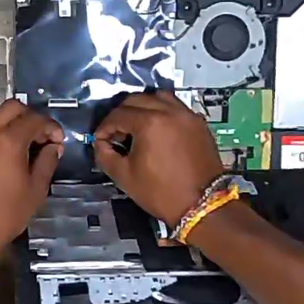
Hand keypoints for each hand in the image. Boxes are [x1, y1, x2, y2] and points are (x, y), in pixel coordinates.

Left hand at [0, 100, 64, 258]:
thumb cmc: (4, 216)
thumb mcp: (35, 190)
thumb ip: (47, 162)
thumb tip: (53, 147)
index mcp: (7, 142)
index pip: (34, 120)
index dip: (50, 127)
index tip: (57, 139)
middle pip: (12, 108)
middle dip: (30, 117)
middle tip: (41, 136)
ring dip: (10, 122)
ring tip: (22, 143)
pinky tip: (2, 152)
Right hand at [92, 91, 225, 226]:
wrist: (203, 205)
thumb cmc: (161, 192)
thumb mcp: (124, 176)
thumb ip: (105, 154)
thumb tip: (101, 143)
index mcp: (149, 123)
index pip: (118, 115)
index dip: (104, 128)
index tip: (100, 140)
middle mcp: (169, 111)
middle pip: (136, 100)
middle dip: (121, 114)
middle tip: (116, 134)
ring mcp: (186, 115)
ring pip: (157, 97)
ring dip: (142, 107)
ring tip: (137, 126)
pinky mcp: (198, 123)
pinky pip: (175, 106)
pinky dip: (161, 111)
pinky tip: (157, 129)